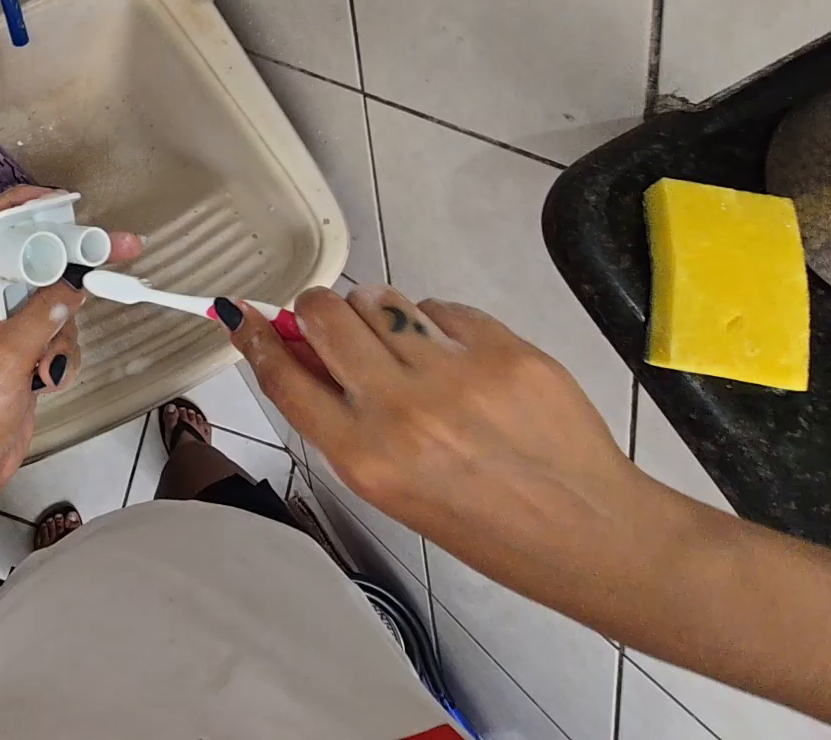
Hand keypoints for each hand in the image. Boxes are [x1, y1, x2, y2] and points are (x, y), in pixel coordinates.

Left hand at [0, 187, 143, 545]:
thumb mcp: (4, 359)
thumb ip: (40, 316)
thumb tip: (73, 284)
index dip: (19, 205)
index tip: (61, 201)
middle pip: (36, 259)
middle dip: (74, 260)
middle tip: (123, 247)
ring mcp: (12, 329)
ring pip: (56, 301)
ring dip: (64, 330)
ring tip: (46, 366)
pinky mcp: (29, 354)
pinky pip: (60, 335)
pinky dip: (62, 356)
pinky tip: (47, 382)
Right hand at [225, 283, 650, 581]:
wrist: (592, 533)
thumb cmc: (474, 520)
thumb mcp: (385, 482)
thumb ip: (335, 414)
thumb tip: (294, 347)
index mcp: (364, 456)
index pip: (282, 375)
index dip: (253, 335)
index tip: (238, 311)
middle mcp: (400, 410)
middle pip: (321, 313)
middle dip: (316, 309)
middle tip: (336, 326)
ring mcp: (455, 375)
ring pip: (376, 297)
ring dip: (375, 313)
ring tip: (406, 346)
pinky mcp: (505, 350)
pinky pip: (437, 305)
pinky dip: (434, 324)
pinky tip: (459, 359)